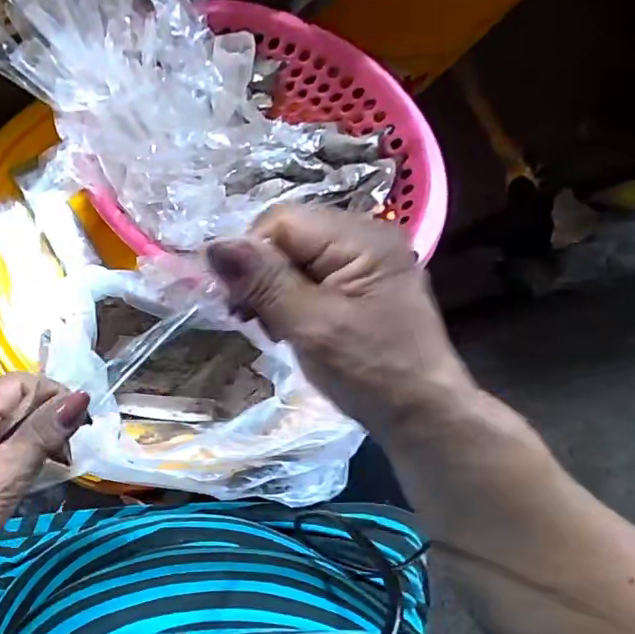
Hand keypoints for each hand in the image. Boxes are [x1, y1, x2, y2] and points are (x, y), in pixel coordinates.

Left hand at [0, 373, 88, 594]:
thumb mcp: (6, 471)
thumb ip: (43, 433)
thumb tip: (83, 396)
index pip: (22, 383)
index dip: (55, 397)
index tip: (81, 428)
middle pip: (21, 402)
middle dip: (51, 421)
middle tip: (68, 454)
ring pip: (18, 425)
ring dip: (43, 440)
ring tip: (60, 464)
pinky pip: (9, 446)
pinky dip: (30, 455)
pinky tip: (43, 470)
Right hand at [207, 205, 477, 437]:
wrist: (419, 412)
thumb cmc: (368, 371)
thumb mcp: (310, 326)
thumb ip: (264, 282)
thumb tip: (215, 246)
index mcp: (361, 238)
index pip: (280, 221)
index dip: (249, 256)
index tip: (238, 304)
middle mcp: (364, 236)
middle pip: (286, 236)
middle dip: (258, 275)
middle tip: (253, 320)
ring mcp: (363, 261)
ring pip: (292, 257)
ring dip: (270, 290)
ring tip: (273, 328)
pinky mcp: (358, 285)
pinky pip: (307, 276)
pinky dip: (287, 299)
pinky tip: (287, 326)